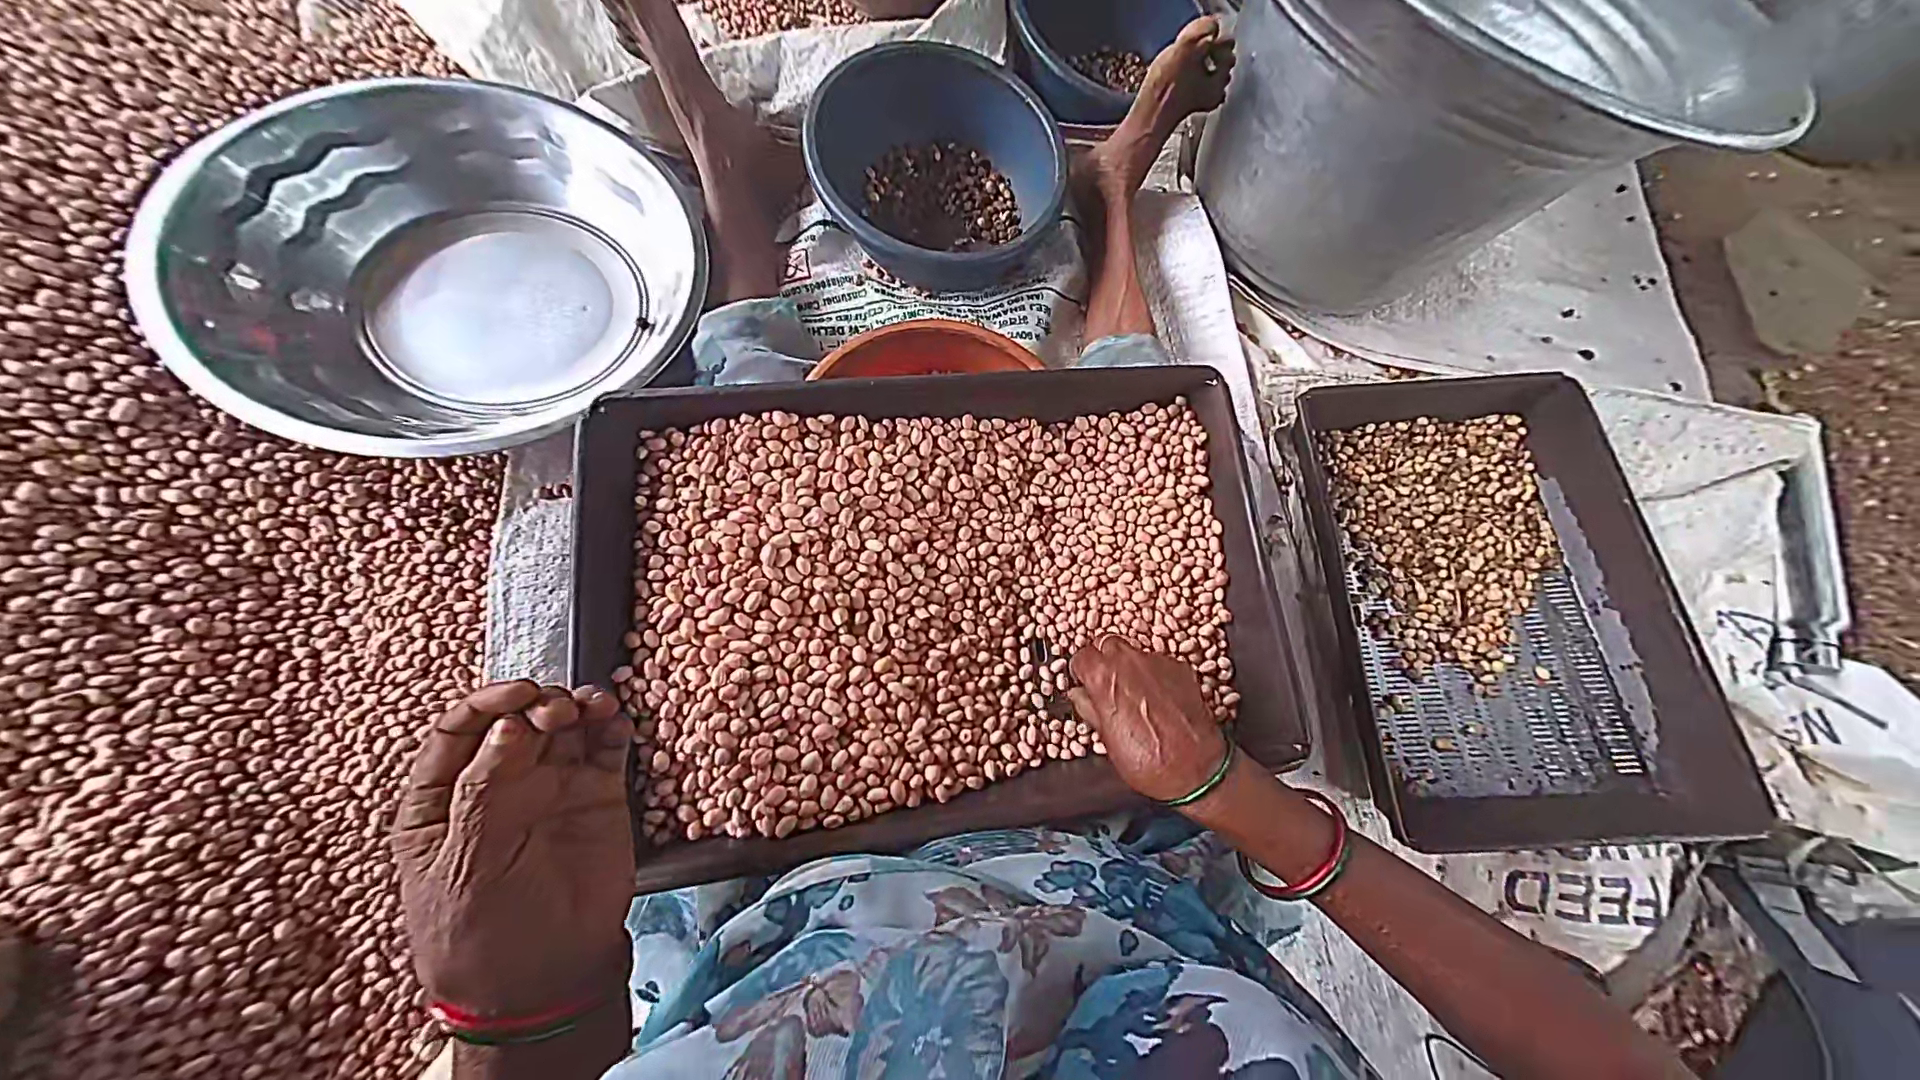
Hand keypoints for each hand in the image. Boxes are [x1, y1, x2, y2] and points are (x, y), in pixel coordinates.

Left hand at [392, 681, 634, 1018]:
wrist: (551, 972)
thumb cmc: (484, 931)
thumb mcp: (465, 869)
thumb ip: (484, 795)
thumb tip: (509, 726)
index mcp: (446, 799)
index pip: (459, 731)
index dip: (488, 703)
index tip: (520, 694)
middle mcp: (502, 780)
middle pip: (520, 719)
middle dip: (540, 703)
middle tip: (559, 712)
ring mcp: (553, 784)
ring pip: (567, 724)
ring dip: (582, 705)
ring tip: (596, 706)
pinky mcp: (598, 791)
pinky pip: (608, 747)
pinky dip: (614, 727)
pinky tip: (617, 723)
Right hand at [1068, 635, 1229, 803]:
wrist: (1195, 770)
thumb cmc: (1150, 761)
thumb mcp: (1107, 740)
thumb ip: (1090, 709)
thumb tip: (1081, 696)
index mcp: (1102, 677)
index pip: (1082, 656)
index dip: (1081, 670)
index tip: (1084, 681)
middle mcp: (1128, 662)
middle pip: (1107, 644)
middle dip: (1104, 659)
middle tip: (1106, 682)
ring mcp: (1157, 662)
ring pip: (1134, 651)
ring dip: (1129, 665)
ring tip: (1134, 692)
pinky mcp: (1180, 668)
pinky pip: (1160, 662)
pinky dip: (1155, 674)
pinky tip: (1158, 697)